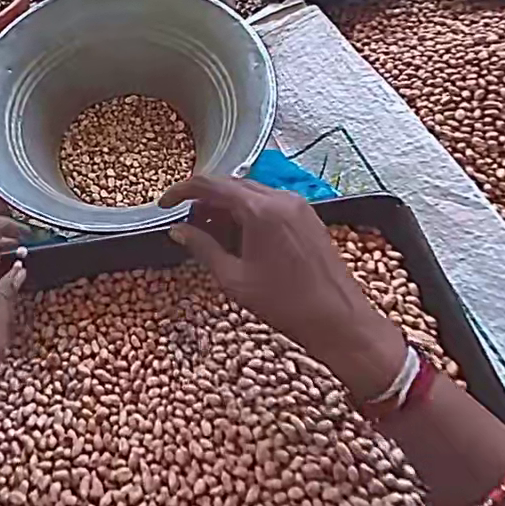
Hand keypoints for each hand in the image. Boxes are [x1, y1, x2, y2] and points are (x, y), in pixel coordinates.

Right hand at [159, 176, 405, 399]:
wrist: (339, 320)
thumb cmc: (285, 304)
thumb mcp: (233, 279)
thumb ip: (202, 248)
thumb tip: (177, 230)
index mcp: (260, 210)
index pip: (210, 185)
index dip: (181, 191)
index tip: (164, 204)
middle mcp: (280, 198)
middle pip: (231, 185)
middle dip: (204, 201)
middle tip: (187, 225)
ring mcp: (297, 205)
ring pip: (250, 193)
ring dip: (225, 207)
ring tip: (210, 236)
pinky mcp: (307, 216)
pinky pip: (268, 203)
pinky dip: (247, 213)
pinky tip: (238, 238)